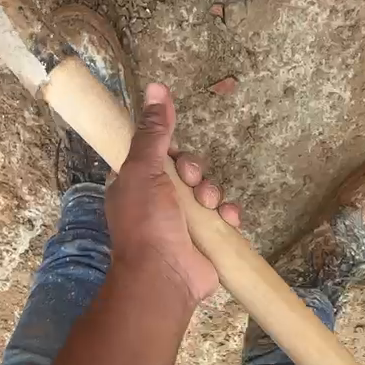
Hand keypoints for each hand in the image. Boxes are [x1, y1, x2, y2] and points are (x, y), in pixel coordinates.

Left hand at [105, 82, 241, 305]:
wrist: (165, 276)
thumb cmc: (146, 222)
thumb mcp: (143, 169)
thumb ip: (152, 131)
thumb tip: (157, 88)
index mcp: (136, 185)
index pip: (158, 155)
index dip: (170, 151)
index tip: (172, 154)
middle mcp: (158, 203)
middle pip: (186, 170)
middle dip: (193, 172)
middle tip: (189, 183)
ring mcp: (183, 223)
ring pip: (207, 191)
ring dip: (211, 193)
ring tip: (206, 207)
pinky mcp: (205, 240)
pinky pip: (223, 217)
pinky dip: (228, 215)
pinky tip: (226, 219)